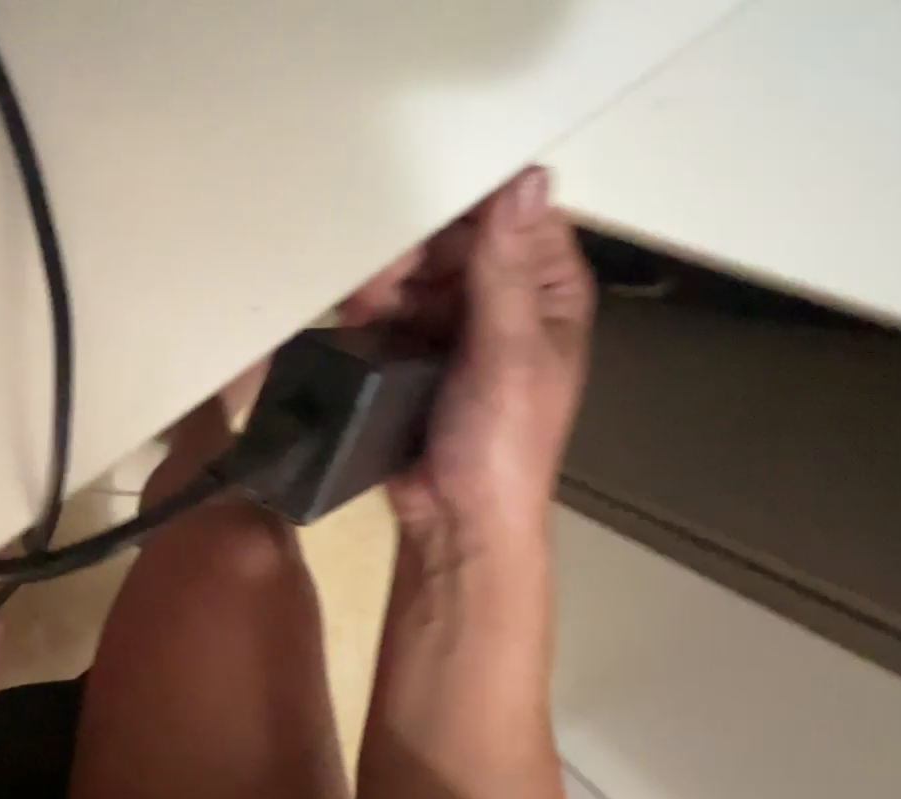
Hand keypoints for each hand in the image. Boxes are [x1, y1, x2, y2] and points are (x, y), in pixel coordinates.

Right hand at [341, 167, 594, 552]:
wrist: (454, 518)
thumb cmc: (500, 442)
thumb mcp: (509, 352)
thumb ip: (508, 269)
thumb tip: (527, 177)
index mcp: (547, 291)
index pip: (515, 216)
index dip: (470, 204)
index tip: (417, 206)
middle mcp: (503, 301)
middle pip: (454, 244)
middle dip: (413, 253)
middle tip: (377, 277)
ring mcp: (454, 329)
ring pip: (415, 277)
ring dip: (384, 284)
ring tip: (358, 308)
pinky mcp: (412, 355)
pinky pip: (390, 314)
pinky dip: (369, 313)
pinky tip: (352, 323)